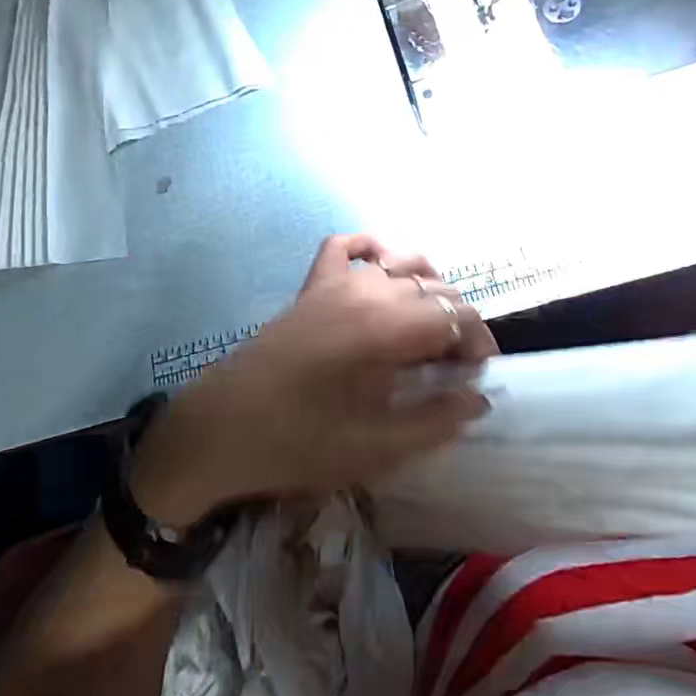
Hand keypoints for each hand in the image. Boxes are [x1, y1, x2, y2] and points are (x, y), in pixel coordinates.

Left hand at [130, 235, 497, 521]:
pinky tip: (382, 271)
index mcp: (385, 327)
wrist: (218, 433)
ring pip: (402, 264)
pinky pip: (347, 247)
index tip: (477, 377)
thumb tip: (478, 397)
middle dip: (458, 324)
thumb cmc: (299, 445)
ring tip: (428, 329)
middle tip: (455, 367)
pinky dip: (373, 251)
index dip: (478, 344)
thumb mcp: (377, 449)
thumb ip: (437, 420)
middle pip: (435, 289)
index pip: (456, 316)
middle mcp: (366, 291)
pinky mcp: (310, 289)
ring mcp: (334, 284)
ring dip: (428, 290)